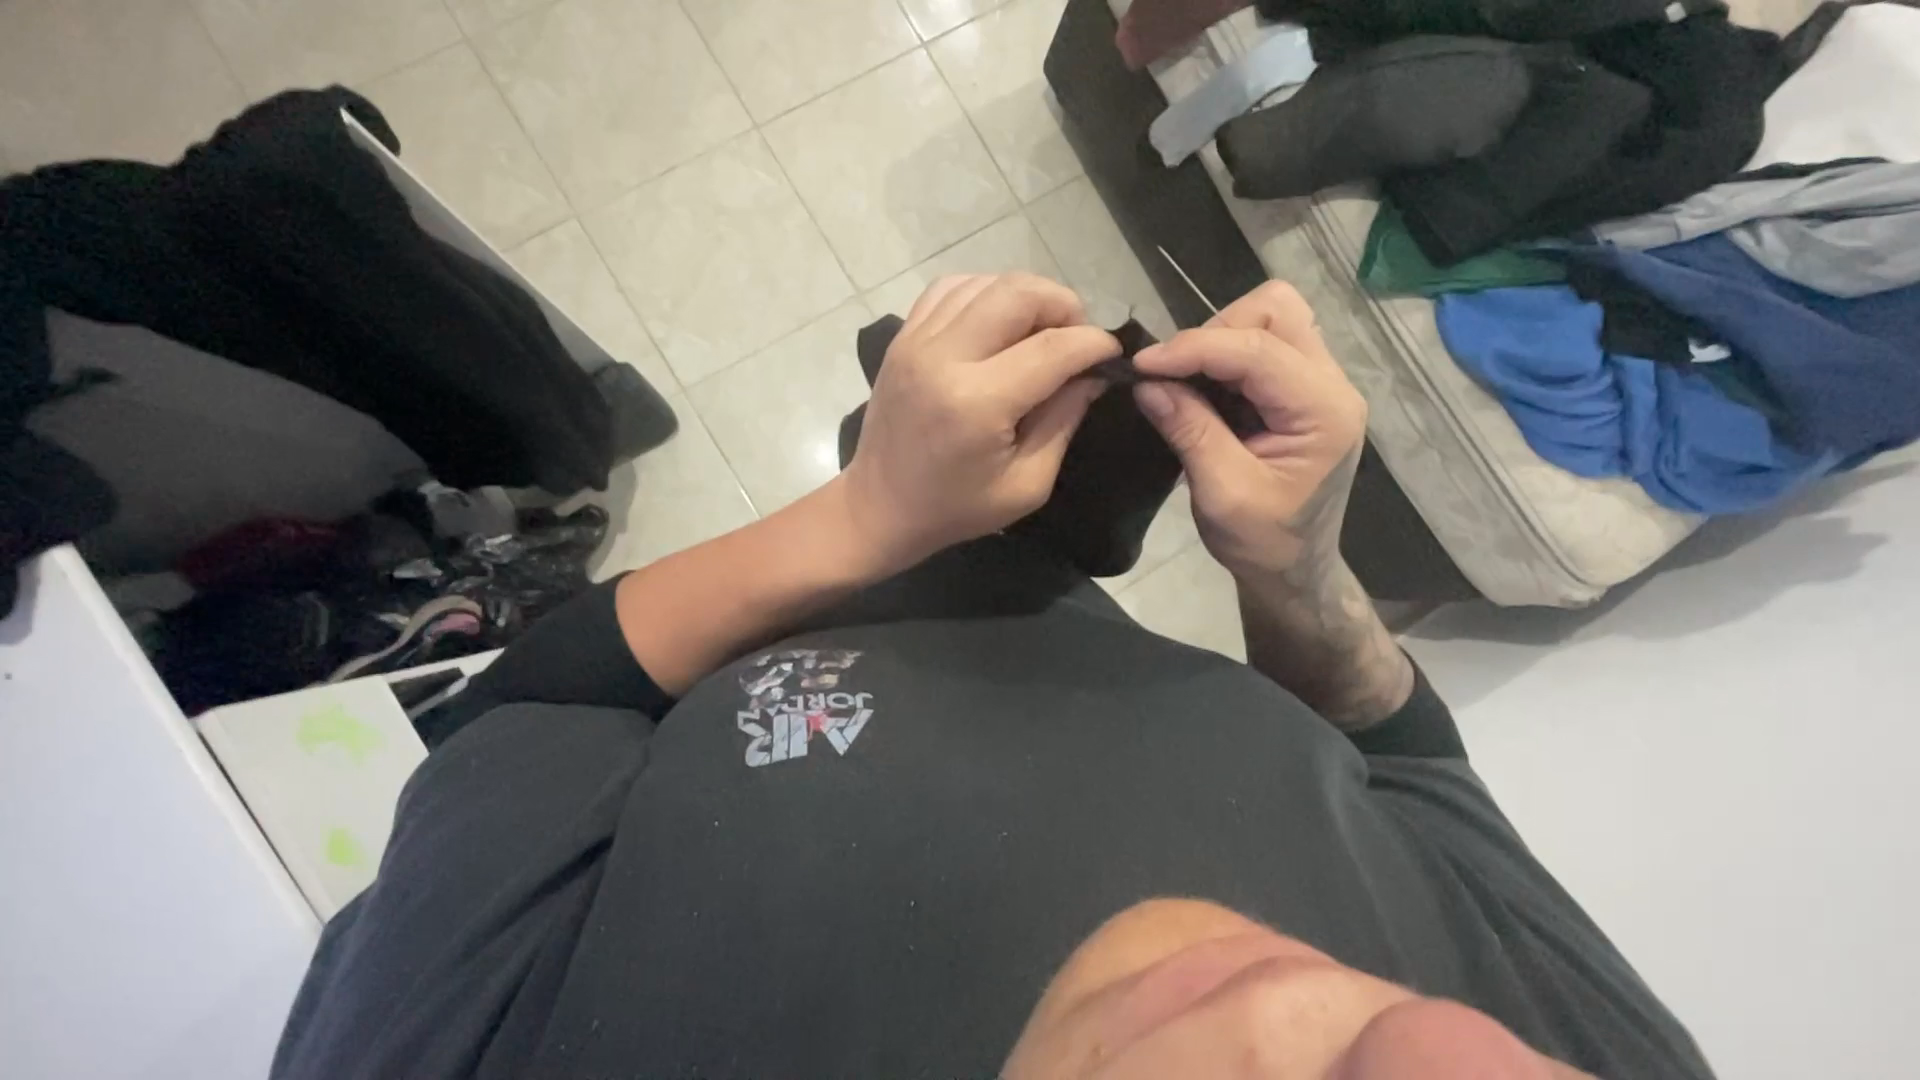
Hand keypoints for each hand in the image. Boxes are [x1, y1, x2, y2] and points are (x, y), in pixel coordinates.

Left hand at [840, 274, 1119, 572]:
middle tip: (1077, 338)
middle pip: (1018, 293)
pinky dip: (985, 293)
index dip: (1094, 344)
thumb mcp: (1027, 484)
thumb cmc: (956, 508)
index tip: (1111, 356)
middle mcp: (943, 358)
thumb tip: (1092, 374)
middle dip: (1064, 306)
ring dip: (1026, 297)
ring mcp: (916, 341)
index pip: (1053, 347)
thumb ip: (1063, 421)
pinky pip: (951, 288)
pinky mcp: (901, 337)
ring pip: (986, 283)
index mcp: (977, 403)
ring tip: (1041, 331)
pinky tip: (999, 322)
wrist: (880, 507)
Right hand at [1130, 281, 1367, 582]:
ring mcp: (1319, 383)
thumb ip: (1190, 431)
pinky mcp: (1300, 390)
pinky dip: (1225, 356)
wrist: (1294, 569)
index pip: (1258, 350)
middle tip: (1175, 376)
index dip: (1194, 348)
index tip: (1141, 365)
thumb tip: (1147, 383)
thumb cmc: (1264, 543)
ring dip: (1221, 340)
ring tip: (1188, 383)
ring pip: (1271, 318)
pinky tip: (1203, 390)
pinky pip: (1264, 344)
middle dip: (1216, 333)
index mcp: (1324, 411)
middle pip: (1276, 311)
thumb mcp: (1222, 494)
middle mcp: (1331, 384)